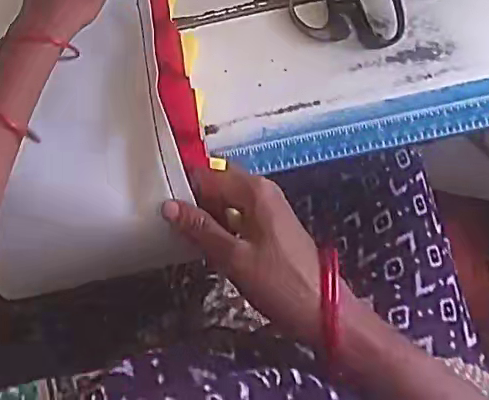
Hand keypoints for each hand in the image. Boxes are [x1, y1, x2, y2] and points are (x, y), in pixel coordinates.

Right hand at [163, 165, 329, 346]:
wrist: (326, 314)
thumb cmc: (279, 283)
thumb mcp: (235, 258)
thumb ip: (200, 229)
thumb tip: (168, 205)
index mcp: (253, 189)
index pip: (207, 174)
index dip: (184, 188)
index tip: (161, 204)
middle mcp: (261, 190)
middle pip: (218, 184)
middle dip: (195, 201)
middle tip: (173, 224)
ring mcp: (268, 208)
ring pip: (227, 201)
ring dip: (208, 215)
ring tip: (187, 237)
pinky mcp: (271, 226)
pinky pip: (238, 215)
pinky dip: (223, 225)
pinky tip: (211, 246)